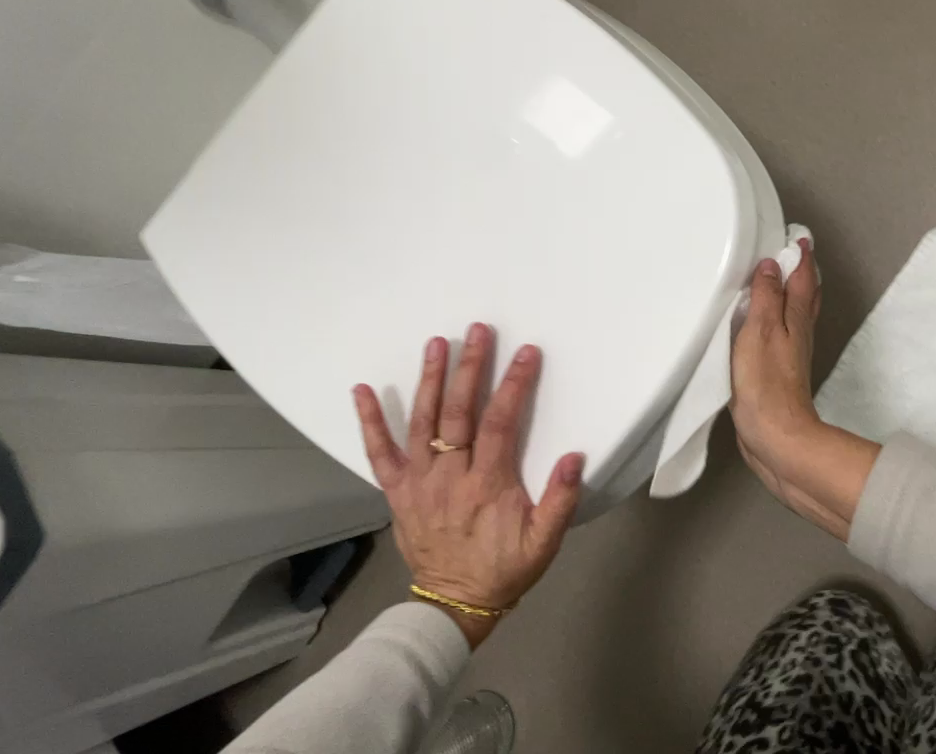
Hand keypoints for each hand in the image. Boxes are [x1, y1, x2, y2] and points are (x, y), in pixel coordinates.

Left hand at [352, 322, 583, 647]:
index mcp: (488, 484)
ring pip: (422, 423)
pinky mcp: (398, 492)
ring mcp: (418, 483)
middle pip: (458, 412)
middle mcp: (449, 476)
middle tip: (478, 331)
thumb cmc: (506, 567)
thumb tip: (573, 456)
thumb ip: (560, 499)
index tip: (526, 353)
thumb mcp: (545, 541)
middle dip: (470, 368)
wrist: (454, 604)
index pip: (500, 423)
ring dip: (429, 381)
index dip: (514, 385)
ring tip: (436, 343)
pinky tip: (363, 391)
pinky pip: (380, 453)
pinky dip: (370, 422)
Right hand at [730, 239, 879, 540]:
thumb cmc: (766, 382)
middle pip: (804, 296)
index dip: (801, 257)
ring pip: (794, 315)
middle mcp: (799, 333)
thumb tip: (773, 264)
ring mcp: (791, 354)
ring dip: (789, 294)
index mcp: (796, 319)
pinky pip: (780, 334)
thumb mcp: (761, 331)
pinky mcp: (778, 373)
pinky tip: (761, 323)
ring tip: (777, 279)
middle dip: (800, 273)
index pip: (802, 279)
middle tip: (791, 252)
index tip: (798, 236)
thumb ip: (766, 298)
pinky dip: (775, 318)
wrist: (776, 437)